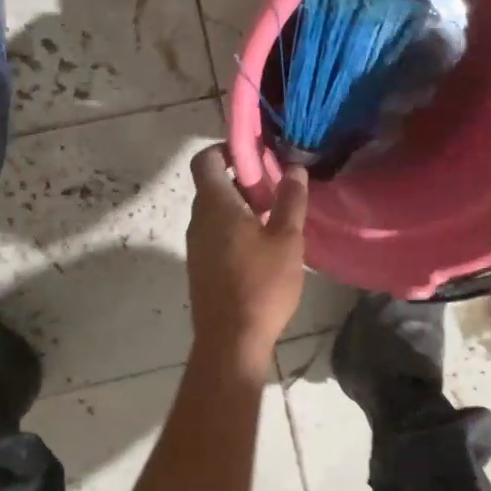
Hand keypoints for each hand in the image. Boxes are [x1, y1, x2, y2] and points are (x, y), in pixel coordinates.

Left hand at [185, 145, 309, 373]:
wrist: (231, 341)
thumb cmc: (261, 284)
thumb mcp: (287, 239)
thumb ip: (290, 199)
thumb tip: (293, 167)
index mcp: (214, 205)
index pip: (205, 159)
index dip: (227, 149)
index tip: (257, 153)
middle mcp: (198, 220)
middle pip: (213, 185)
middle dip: (243, 178)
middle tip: (277, 186)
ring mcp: (197, 245)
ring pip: (216, 211)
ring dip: (242, 205)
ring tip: (276, 216)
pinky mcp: (202, 267)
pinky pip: (216, 233)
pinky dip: (236, 228)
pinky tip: (264, 246)